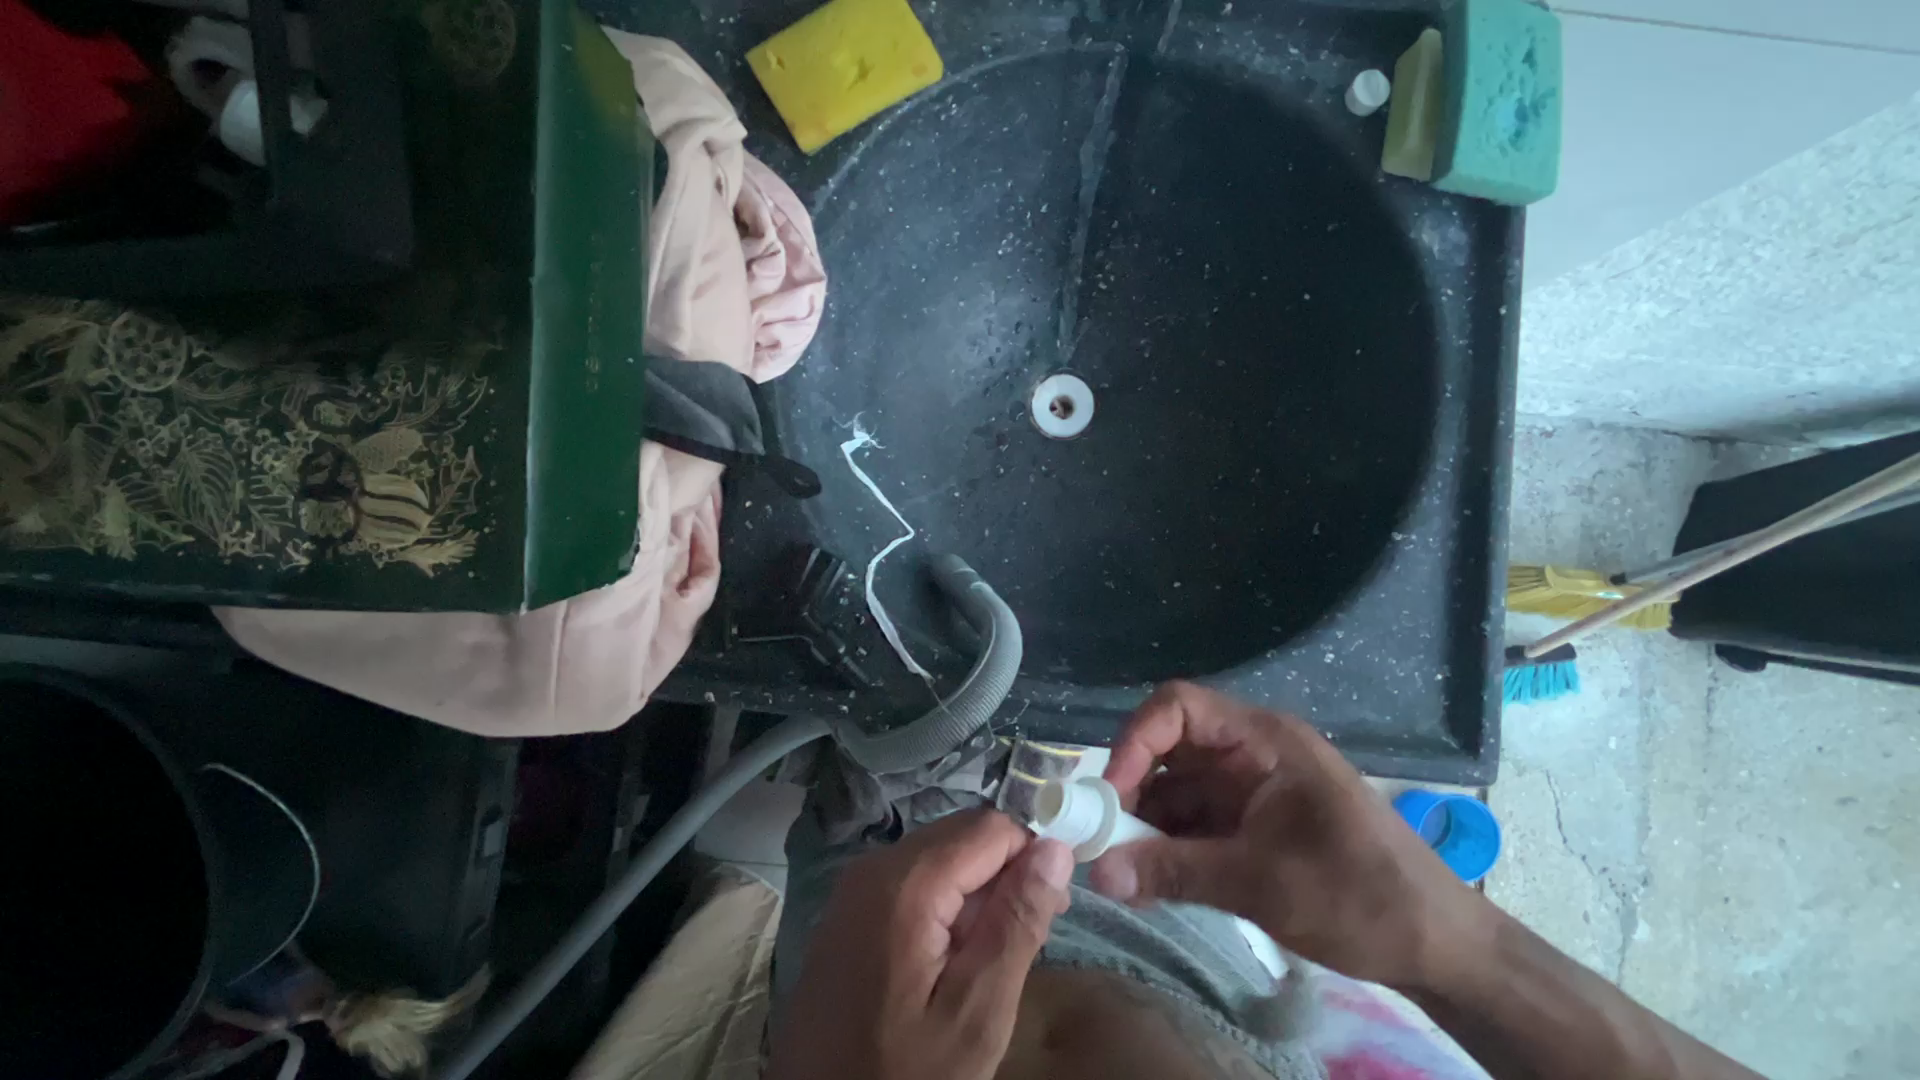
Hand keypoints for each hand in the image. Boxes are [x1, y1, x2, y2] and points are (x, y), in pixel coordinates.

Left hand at [768, 809, 1074, 1079]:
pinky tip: (952, 962)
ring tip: (990, 961)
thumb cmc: (901, 1075)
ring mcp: (856, 887)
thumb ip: (1016, 923)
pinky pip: (914, 882)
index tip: (1052, 910)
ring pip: (942, 857)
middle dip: (1005, 874)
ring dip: (978, 894)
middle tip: (1025, 942)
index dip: (1031, 856)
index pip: (991, 826)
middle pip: (963, 835)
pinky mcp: (849, 911)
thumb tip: (1055, 849)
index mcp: (906, 882)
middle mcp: (875, 865)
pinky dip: (945, 907)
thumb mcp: (975, 1013)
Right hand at [1087, 681, 1487, 991]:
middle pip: (1169, 751)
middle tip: (1102, 841)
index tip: (1113, 797)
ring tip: (1121, 876)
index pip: (1178, 708)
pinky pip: (1193, 825)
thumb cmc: (1360, 895)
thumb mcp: (1261, 883)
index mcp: (1262, 742)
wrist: (1438, 944)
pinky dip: (1167, 850)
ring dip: (1145, 828)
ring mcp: (1250, 791)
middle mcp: (1250, 755)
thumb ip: (1174, 871)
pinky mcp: (1250, 826)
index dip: (1136, 741)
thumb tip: (1096, 873)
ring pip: (1175, 792)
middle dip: (1132, 792)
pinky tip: (1148, 884)